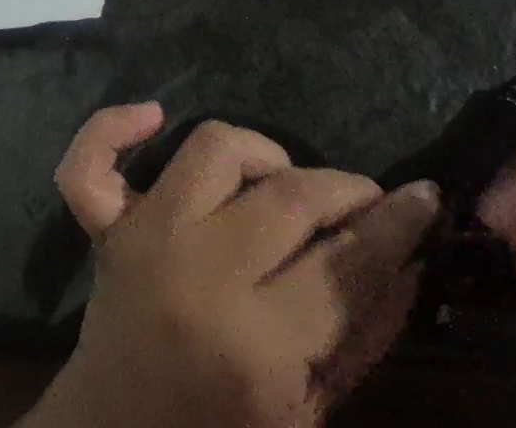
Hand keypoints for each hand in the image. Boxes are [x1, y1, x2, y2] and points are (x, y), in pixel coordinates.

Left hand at [27, 104, 442, 427]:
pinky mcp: (105, 231)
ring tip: (279, 186)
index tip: (425, 197)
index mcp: (255, 348)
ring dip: (262, 156)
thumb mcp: (309, 411)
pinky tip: (153, 116)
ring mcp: (144, 243)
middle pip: (291, 197)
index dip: (397, 224)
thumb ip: (364, 335)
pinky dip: (113, 129)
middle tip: (362, 203)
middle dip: (345, 191)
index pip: (346, 263)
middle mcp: (197, 278)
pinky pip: (90, 162)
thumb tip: (410, 259)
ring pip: (214, 149)